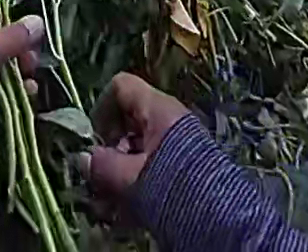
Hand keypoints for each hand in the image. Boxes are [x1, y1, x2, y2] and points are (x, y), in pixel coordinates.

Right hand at [86, 72, 191, 200]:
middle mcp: (166, 118)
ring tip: (110, 204)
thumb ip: (104, 166)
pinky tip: (128, 211)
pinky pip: (152, 165)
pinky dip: (137, 183)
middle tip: (99, 179)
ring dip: (120, 173)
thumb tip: (82, 158)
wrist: (225, 220)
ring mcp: (176, 142)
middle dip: (110, 150)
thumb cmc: (176, 187)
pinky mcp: (184, 166)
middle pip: (128, 120)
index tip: (95, 139)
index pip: (121, 86)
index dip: (102, 107)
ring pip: (138, 148)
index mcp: (157, 108)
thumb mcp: (134, 178)